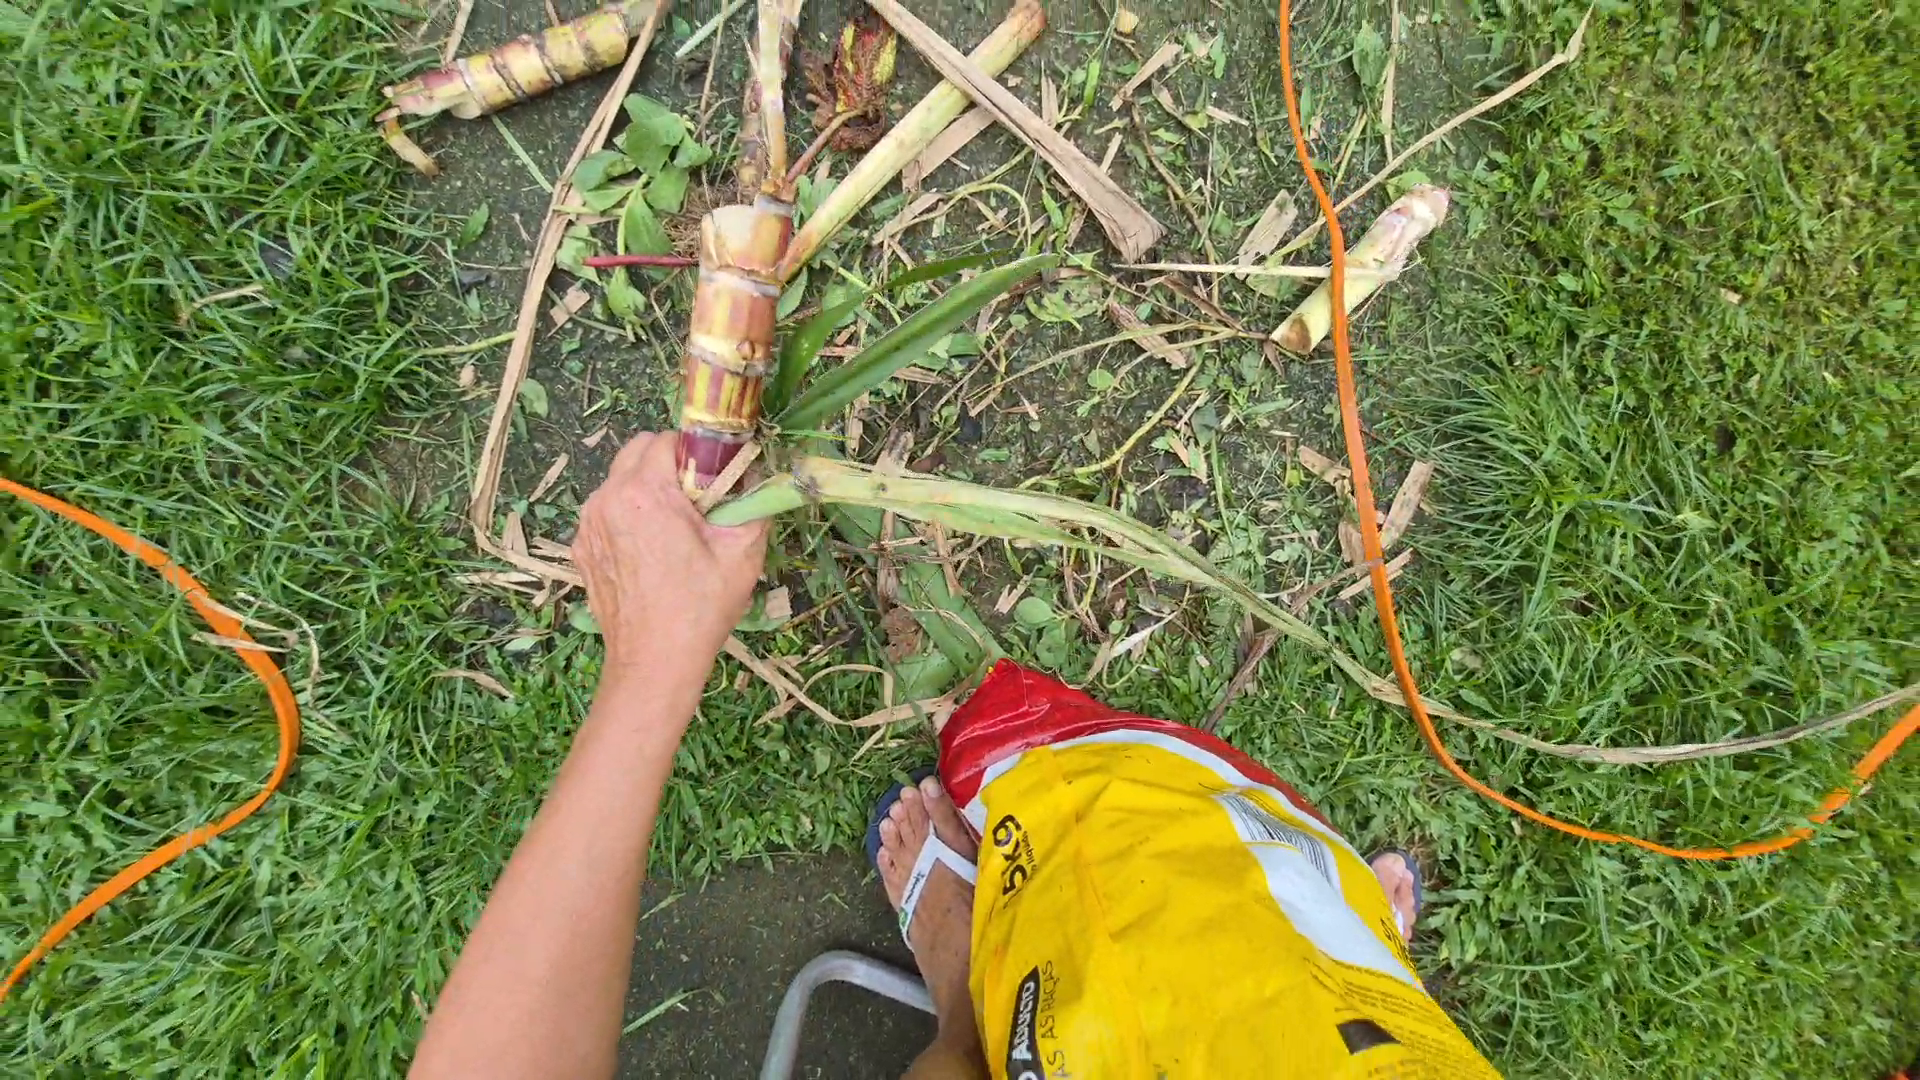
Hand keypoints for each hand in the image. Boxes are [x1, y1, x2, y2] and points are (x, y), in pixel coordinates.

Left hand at [573, 432, 768, 679]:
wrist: (655, 661)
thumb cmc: (701, 606)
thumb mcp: (744, 552)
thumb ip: (754, 502)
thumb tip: (756, 476)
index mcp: (644, 493)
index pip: (666, 439)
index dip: (696, 453)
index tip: (714, 480)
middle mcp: (606, 500)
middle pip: (636, 452)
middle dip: (669, 464)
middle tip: (698, 500)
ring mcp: (588, 525)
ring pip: (620, 481)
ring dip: (649, 490)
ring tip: (676, 529)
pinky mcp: (582, 548)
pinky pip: (608, 513)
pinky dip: (630, 517)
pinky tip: (653, 552)